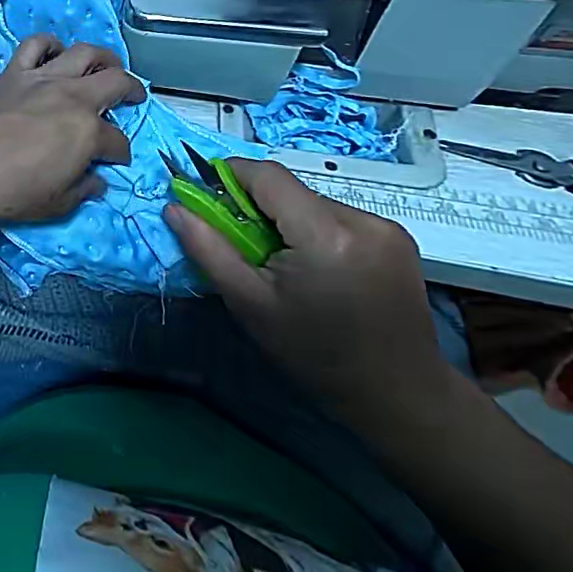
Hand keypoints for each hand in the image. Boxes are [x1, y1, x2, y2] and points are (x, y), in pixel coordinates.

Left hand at [0, 35, 146, 227]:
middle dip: (132, 90)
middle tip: (133, 97)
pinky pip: (36, 44)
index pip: (117, 140)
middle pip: (116, 81)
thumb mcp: (58, 204)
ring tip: (106, 66)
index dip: (121, 152)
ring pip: (84, 53)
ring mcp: (43, 78)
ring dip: (102, 57)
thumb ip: (84, 189)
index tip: (116, 159)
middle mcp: (73, 97)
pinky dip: (49, 45)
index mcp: (88, 132)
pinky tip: (55, 54)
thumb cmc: (11, 192)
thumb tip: (97, 180)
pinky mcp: (15, 71)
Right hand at [164, 159, 456, 421]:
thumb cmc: (314, 356)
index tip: (208, 196)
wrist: (398, 396)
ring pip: (314, 202)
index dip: (231, 176)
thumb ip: (208, 249)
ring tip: (286, 264)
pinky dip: (317, 230)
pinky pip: (340, 216)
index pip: (268, 175)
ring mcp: (385, 226)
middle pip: (291, 190)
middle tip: (245, 245)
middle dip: (260, 207)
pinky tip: (320, 268)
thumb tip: (174, 207)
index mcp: (325, 235)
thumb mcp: (250, 305)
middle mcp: (361, 219)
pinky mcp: (398, 236)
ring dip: (290, 220)